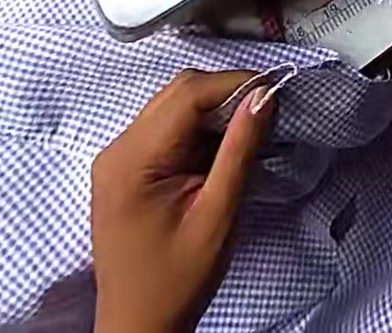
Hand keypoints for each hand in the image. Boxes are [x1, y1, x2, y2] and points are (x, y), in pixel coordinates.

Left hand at [91, 70, 277, 332]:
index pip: (187, 95)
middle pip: (179, 91)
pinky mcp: (128, 163)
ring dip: (215, 104)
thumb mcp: (218, 215)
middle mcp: (118, 148)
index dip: (233, 83)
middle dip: (226, 90)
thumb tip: (264, 94)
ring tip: (249, 124)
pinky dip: (202, 122)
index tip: (273, 90)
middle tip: (265, 107)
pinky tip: (224, 142)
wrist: (139, 331)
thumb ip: (239, 150)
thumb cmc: (178, 280)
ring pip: (175, 101)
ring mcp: (120, 155)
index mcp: (132, 161)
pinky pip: (170, 122)